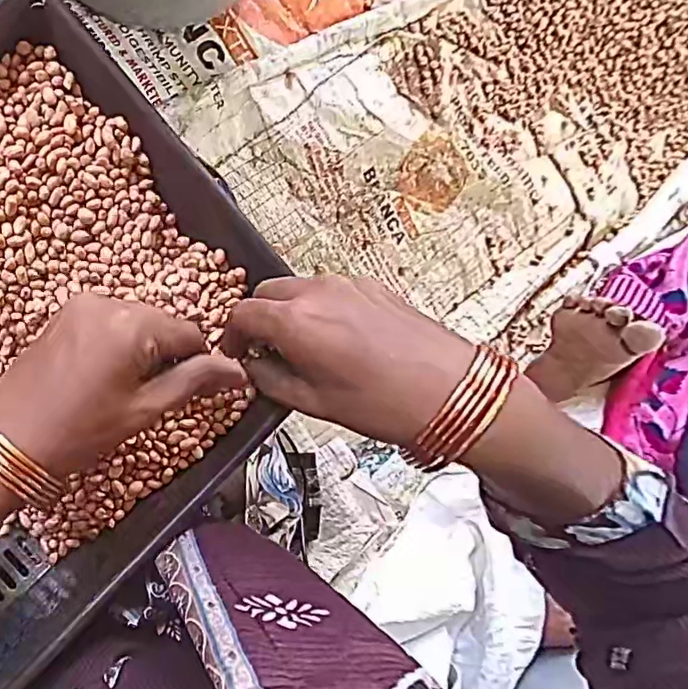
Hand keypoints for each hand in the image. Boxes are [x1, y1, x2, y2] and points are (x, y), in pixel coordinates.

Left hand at [0, 293, 246, 477]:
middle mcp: (105, 303)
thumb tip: (234, 371)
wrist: (7, 441)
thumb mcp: (143, 411)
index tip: (191, 390)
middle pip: (161, 324)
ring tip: (119, 391)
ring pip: (134, 323)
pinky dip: (115, 345)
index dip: (197, 364)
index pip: (189, 333)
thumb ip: (193, 383)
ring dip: (140, 350)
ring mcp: (79, 307)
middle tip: (148, 397)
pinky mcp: (62, 317)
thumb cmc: (72, 433)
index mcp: (131, 323)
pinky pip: (106, 323)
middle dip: (165, 356)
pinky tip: (101, 379)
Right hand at [224, 275, 623, 524]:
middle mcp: (318, 293)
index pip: (241, 313)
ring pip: (298, 289)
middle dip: (257, 319)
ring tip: (300, 348)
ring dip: (287, 312)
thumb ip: (270, 380)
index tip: (235, 353)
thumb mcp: (313, 402)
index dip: (230, 335)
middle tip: (262, 351)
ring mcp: (349, 285)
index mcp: (296, 321)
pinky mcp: (373, 287)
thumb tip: (254, 370)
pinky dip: (318, 308)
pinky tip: (334, 340)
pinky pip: (330, 290)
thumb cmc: (388, 403)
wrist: (456, 393)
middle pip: (266, 293)